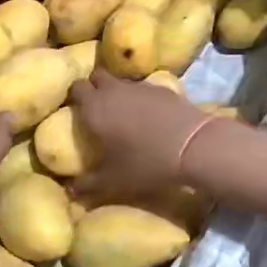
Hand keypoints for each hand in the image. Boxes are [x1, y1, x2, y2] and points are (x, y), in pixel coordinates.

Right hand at [68, 70, 211, 195]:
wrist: (194, 147)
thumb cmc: (145, 163)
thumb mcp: (112, 181)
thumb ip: (88, 184)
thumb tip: (72, 189)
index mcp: (95, 107)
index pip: (76, 87)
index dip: (75, 97)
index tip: (77, 110)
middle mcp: (115, 90)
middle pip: (98, 76)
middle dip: (96, 87)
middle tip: (98, 108)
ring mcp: (141, 86)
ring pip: (122, 82)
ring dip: (120, 93)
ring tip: (125, 113)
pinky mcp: (165, 89)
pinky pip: (146, 89)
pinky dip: (143, 98)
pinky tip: (151, 116)